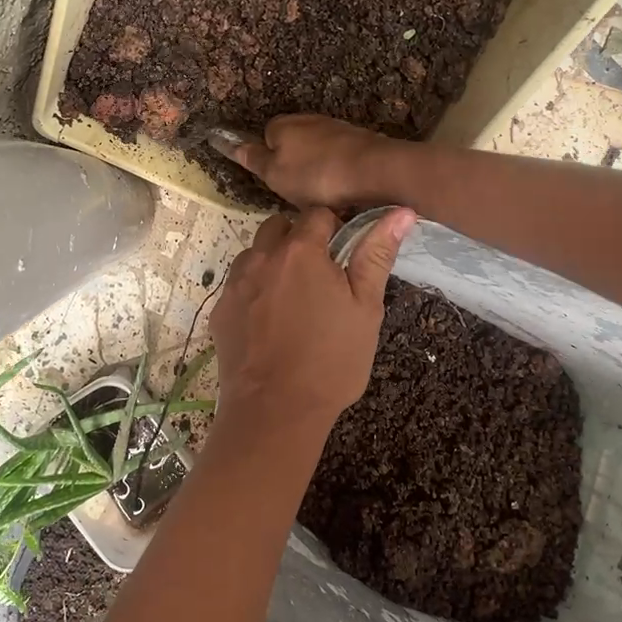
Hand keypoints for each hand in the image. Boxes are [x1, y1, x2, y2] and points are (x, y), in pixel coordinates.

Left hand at [210, 206, 416, 434]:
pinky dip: (254, 290)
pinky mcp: (220, 308)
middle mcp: (262, 256)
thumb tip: (401, 213)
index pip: (317, 214)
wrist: (274, 409)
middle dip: (298, 240)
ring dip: (273, 263)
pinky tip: (269, 321)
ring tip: (293, 299)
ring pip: (255, 253)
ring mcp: (236, 282)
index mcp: (301, 251)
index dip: (334, 228)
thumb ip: (376, 255)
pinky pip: (239, 284)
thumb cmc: (331, 360)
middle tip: (319, 276)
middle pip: (279, 227)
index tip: (343, 253)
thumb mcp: (366, 308)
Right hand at [214, 115, 406, 209]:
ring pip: (318, 153)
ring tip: (324, 197)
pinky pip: (341, 160)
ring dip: (319, 171)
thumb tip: (230, 142)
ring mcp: (338, 129)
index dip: (269, 161)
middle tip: (299, 193)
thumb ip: (253, 159)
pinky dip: (340, 174)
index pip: (265, 136)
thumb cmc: (316, 176)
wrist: (376, 171)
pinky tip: (346, 193)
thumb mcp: (274, 175)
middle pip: (293, 145)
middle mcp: (309, 120)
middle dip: (295, 166)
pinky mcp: (361, 142)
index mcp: (283, 124)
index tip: (277, 182)